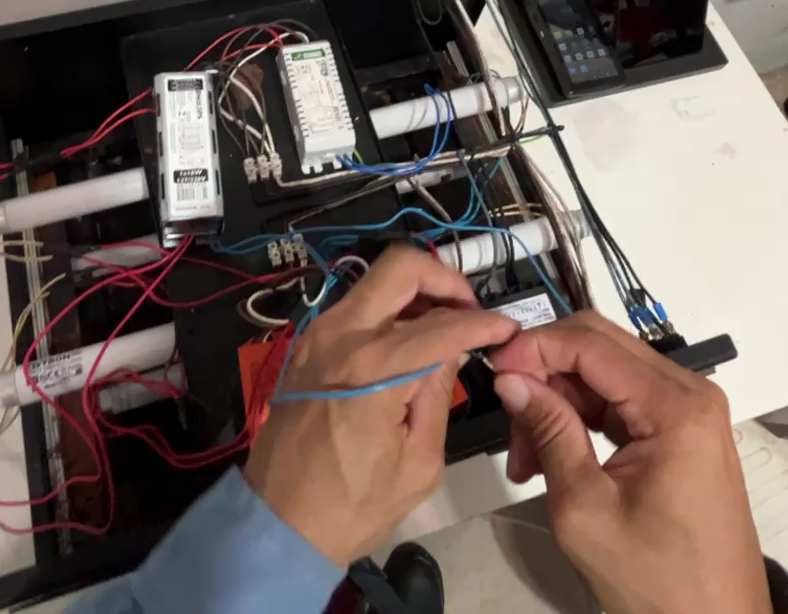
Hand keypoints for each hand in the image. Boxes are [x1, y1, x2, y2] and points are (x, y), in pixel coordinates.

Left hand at [244, 244, 518, 565]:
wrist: (278, 520)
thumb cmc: (353, 504)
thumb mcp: (418, 462)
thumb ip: (438, 394)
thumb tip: (453, 349)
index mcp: (372, 367)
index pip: (442, 324)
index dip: (483, 324)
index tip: (508, 329)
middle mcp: (341, 333)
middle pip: (400, 266)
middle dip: (444, 278)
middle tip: (471, 308)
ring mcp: (319, 331)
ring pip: (376, 278)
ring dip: (417, 289)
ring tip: (447, 321)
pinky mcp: (308, 340)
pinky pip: (358, 303)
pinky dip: (391, 306)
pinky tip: (412, 336)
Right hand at [489, 312, 768, 613]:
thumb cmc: (657, 582)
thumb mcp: (585, 508)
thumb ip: (549, 432)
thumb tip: (510, 378)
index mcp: (675, 408)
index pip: (589, 344)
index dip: (534, 346)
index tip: (494, 368)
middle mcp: (688, 393)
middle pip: (596, 343)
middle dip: (542, 369)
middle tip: (508, 409)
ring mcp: (686, 408)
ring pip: (599, 368)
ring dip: (555, 396)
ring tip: (526, 454)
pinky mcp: (677, 427)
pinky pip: (614, 395)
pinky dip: (577, 414)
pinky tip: (550, 451)